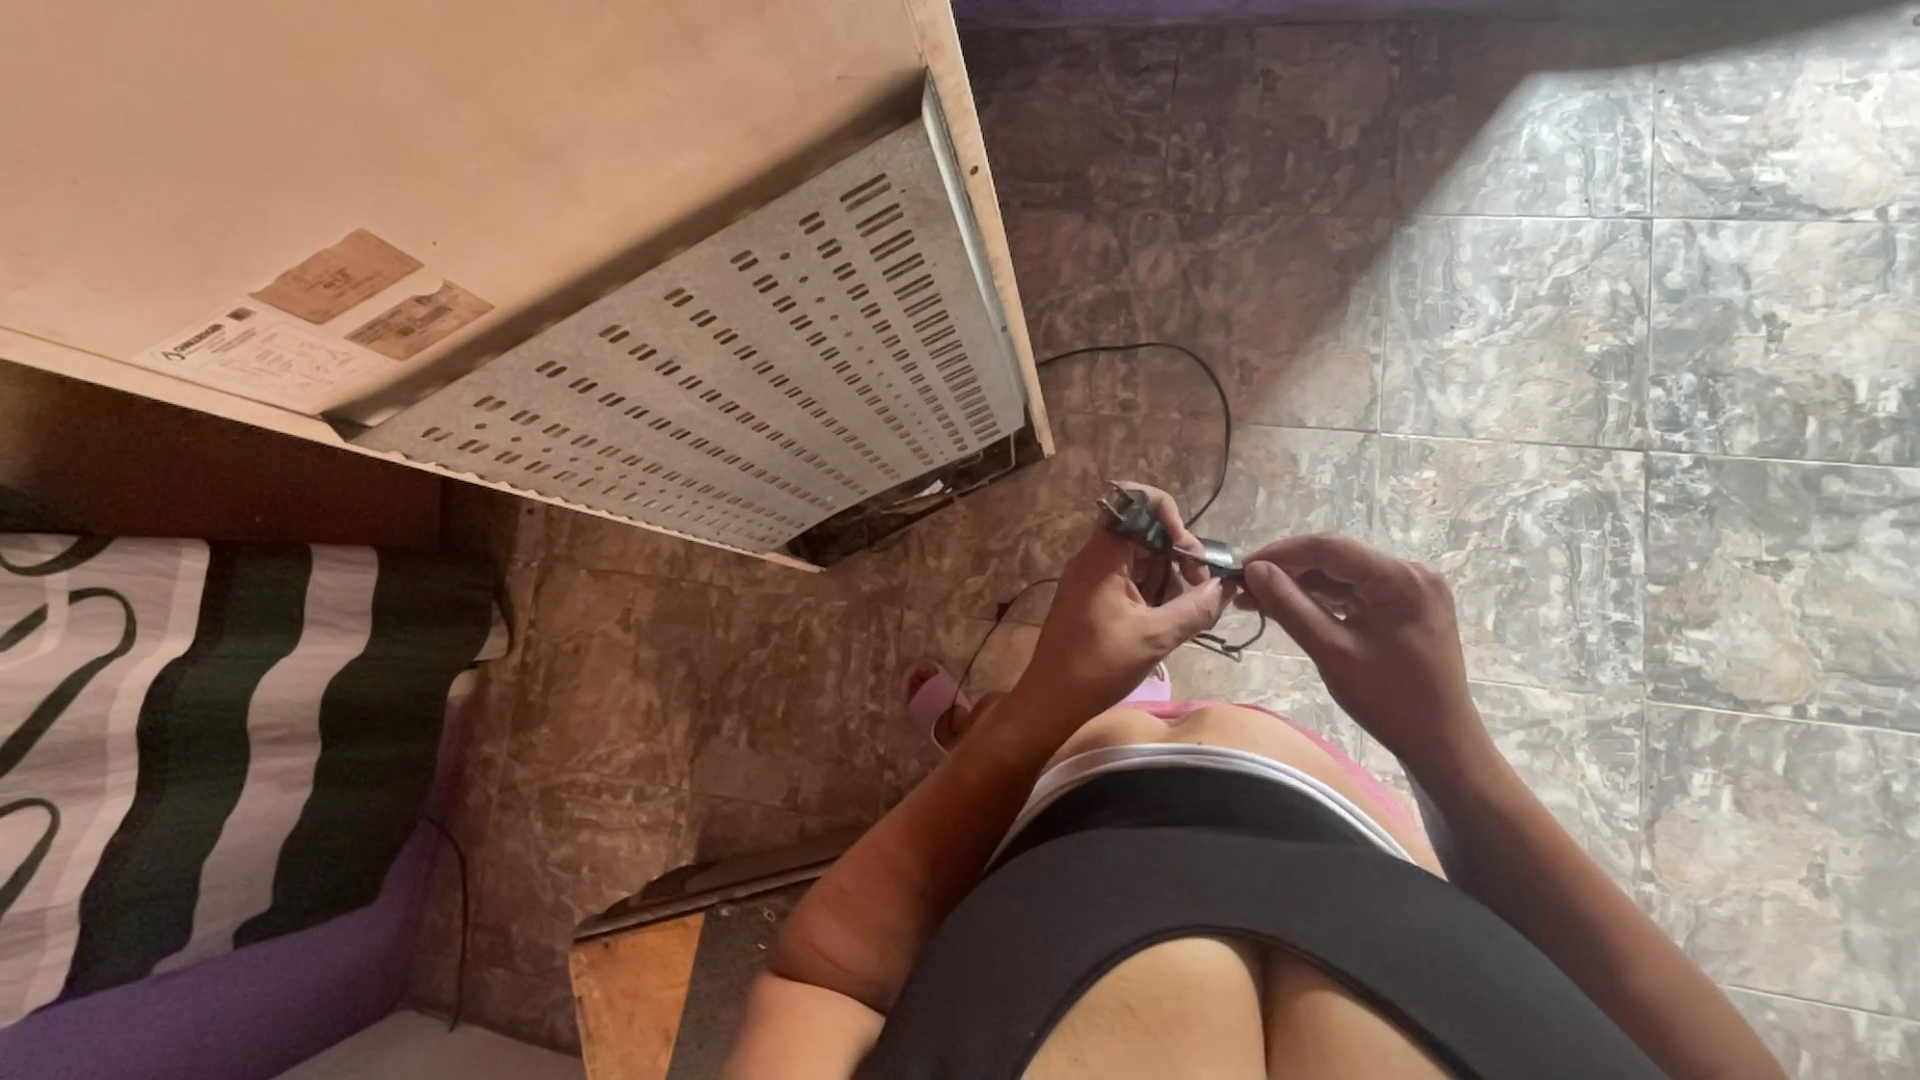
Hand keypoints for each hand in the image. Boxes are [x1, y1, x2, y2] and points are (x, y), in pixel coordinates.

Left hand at [1009, 484, 1231, 726]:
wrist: (1051, 702)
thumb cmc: (1098, 666)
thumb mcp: (1155, 637)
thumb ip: (1195, 608)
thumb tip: (1227, 587)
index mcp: (1101, 557)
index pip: (1133, 502)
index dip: (1167, 514)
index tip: (1187, 549)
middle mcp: (1094, 560)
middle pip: (1143, 533)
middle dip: (1177, 555)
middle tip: (1201, 589)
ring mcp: (1093, 580)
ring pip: (1141, 560)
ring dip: (1169, 579)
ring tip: (1187, 612)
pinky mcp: (1095, 600)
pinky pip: (1131, 582)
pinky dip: (1154, 594)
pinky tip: (1169, 620)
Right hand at [1239, 533, 1494, 778]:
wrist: (1441, 742)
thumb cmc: (1388, 700)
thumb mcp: (1331, 651)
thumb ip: (1289, 605)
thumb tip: (1253, 570)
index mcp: (1400, 578)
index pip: (1328, 548)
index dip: (1279, 553)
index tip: (1240, 570)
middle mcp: (1411, 572)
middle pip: (1336, 559)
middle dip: (1287, 570)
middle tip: (1243, 589)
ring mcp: (1413, 589)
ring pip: (1343, 575)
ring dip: (1301, 585)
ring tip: (1257, 600)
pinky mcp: (1408, 607)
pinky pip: (1357, 592)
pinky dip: (1323, 600)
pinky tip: (1291, 608)